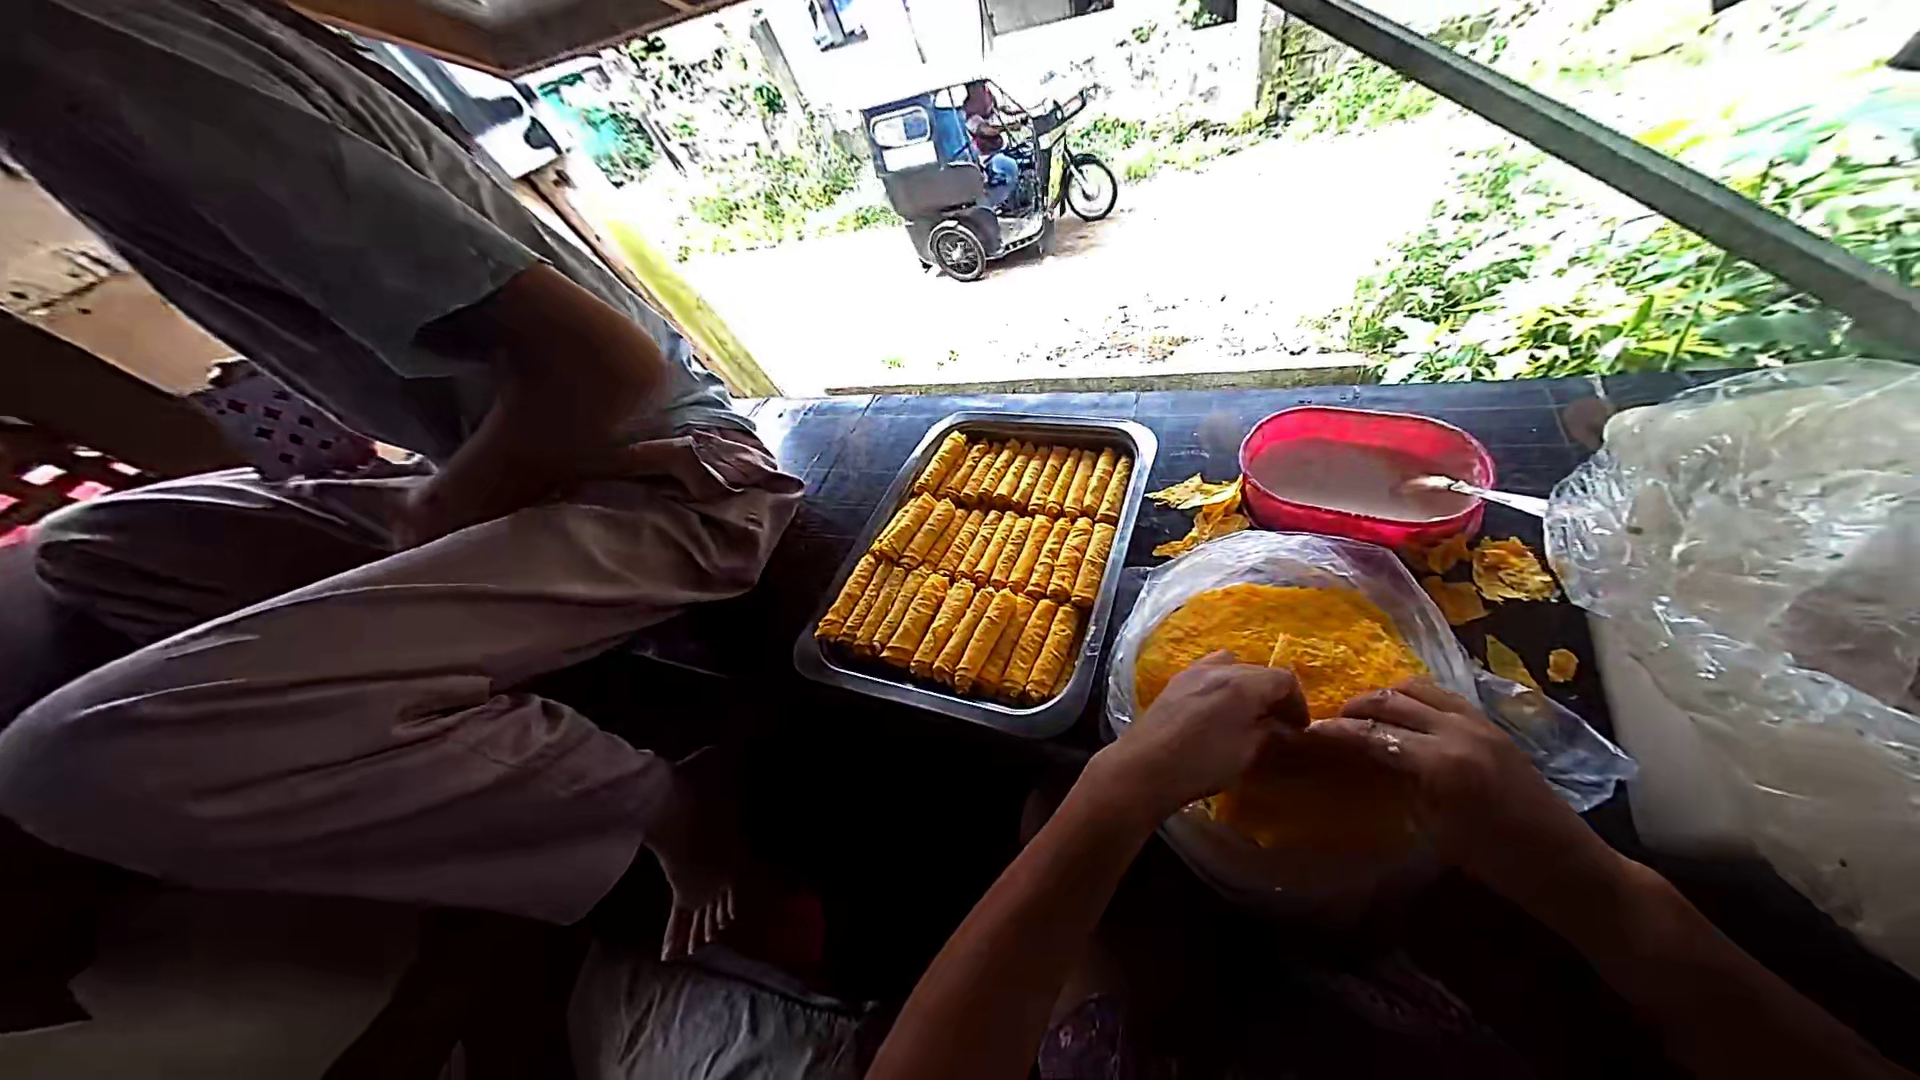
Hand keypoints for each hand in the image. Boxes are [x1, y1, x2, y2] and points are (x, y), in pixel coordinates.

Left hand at [1086, 652, 1309, 823]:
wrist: (1145, 766)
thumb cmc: (1203, 762)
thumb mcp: (1248, 751)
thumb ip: (1269, 732)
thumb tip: (1281, 725)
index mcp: (1241, 682)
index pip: (1283, 679)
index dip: (1297, 703)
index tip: (1298, 728)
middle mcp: (1216, 668)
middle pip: (1256, 670)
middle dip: (1272, 694)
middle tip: (1277, 723)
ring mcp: (1190, 672)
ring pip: (1229, 667)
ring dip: (1244, 686)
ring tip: (1247, 715)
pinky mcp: (1173, 683)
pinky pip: (1206, 674)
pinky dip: (1220, 686)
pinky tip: (1216, 712)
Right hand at [1306, 678, 1616, 903]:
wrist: (1570, 867)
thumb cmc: (1496, 860)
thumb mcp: (1432, 826)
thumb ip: (1394, 781)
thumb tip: (1357, 759)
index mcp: (1442, 762)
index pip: (1371, 733)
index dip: (1333, 731)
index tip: (1306, 732)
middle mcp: (1459, 731)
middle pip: (1388, 700)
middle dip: (1353, 707)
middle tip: (1330, 722)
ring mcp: (1479, 723)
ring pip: (1415, 687)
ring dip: (1384, 697)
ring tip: (1366, 715)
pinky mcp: (1491, 725)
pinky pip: (1440, 696)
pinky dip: (1412, 698)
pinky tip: (1403, 716)